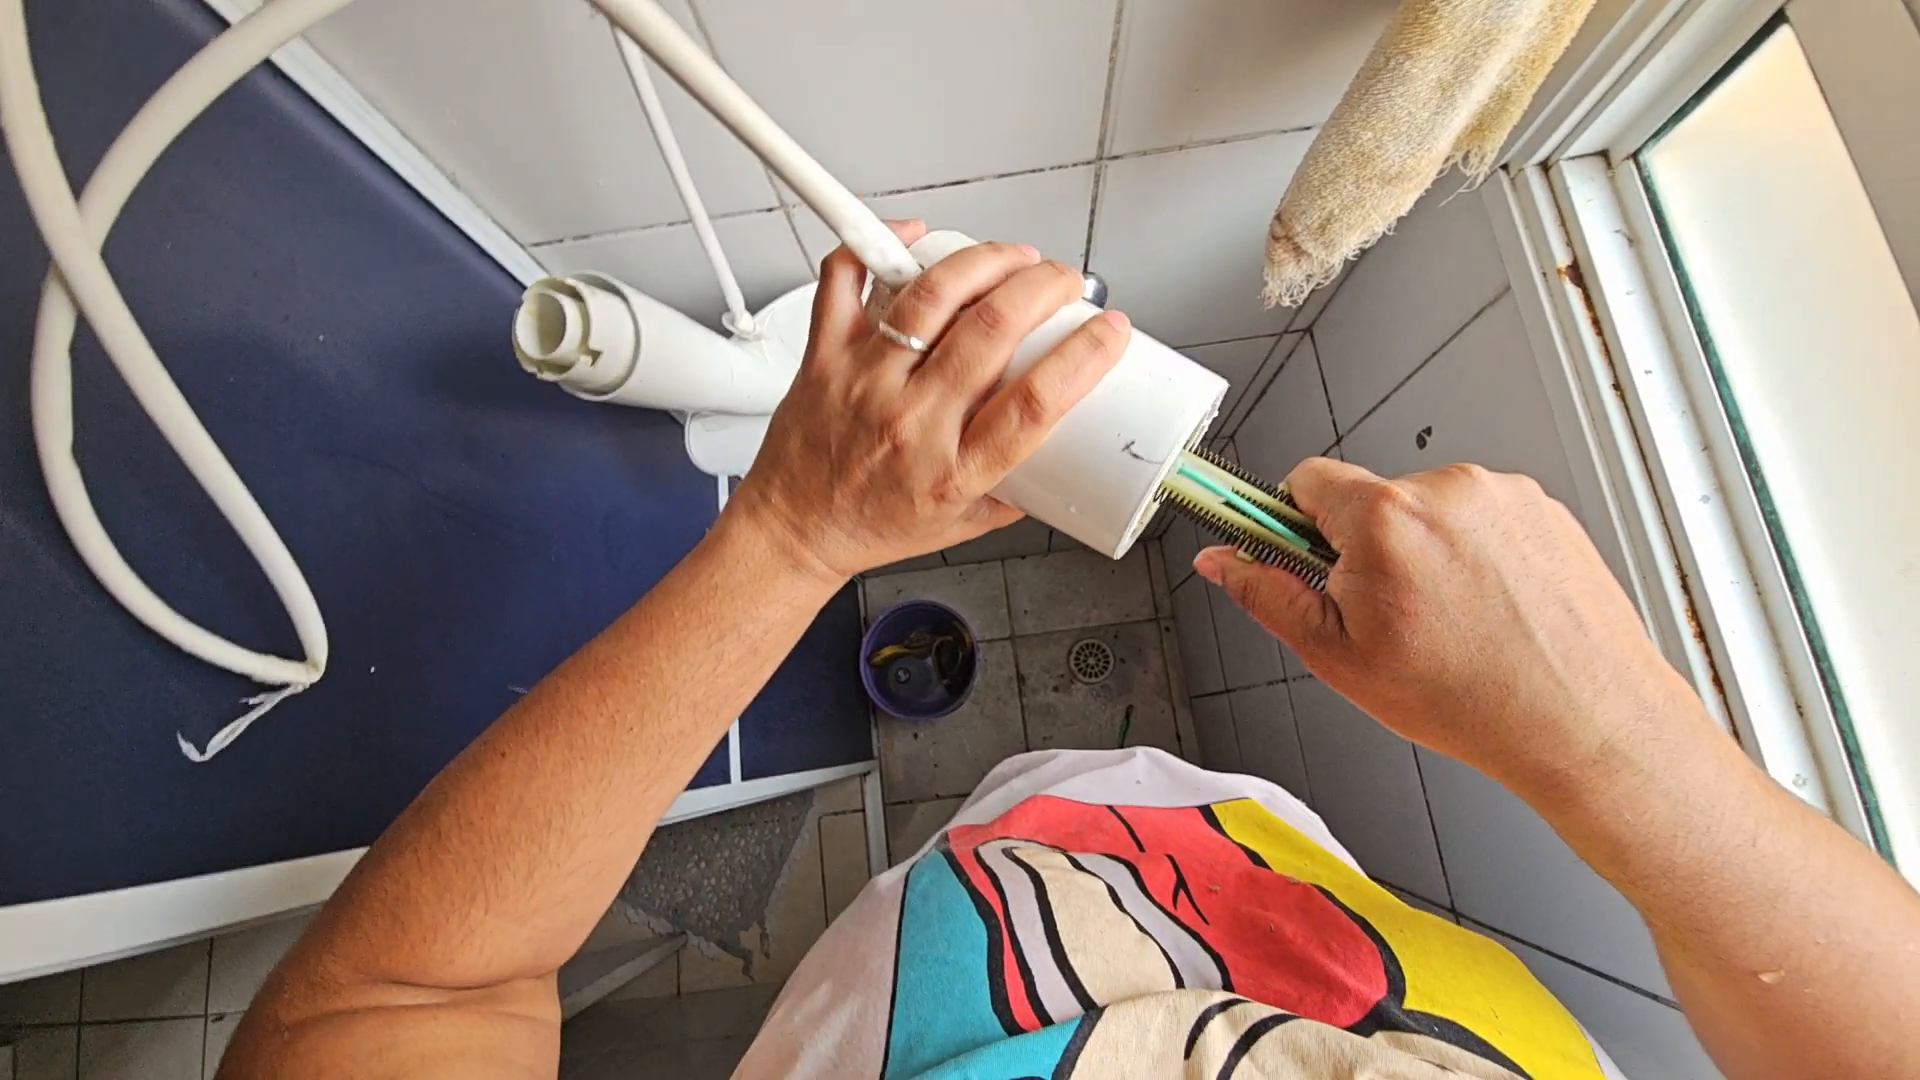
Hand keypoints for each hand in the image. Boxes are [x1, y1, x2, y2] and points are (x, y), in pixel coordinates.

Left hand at [725, 221, 1131, 580]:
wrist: (794, 531)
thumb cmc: (868, 528)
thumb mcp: (958, 526)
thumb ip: (1011, 497)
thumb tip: (1056, 468)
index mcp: (954, 470)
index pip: (1035, 402)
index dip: (1085, 355)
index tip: (1109, 330)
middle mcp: (912, 421)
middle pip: (992, 329)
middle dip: (1044, 286)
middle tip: (1062, 281)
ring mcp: (866, 382)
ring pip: (932, 295)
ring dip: (986, 260)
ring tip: (1013, 257)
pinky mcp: (827, 358)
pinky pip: (848, 280)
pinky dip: (882, 245)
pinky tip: (916, 236)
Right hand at [1194, 457, 1700, 796]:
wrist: (1588, 725)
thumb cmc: (1469, 698)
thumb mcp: (1335, 654)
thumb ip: (1266, 594)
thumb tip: (1225, 562)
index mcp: (1385, 518)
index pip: (1302, 480)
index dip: (1284, 518)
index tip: (1276, 535)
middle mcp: (1446, 490)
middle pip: (1360, 498)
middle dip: (1352, 544)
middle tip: (1373, 606)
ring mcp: (1501, 497)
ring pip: (1416, 508)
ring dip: (1410, 547)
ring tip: (1437, 613)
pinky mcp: (1541, 510)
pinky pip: (1470, 516)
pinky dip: (1461, 551)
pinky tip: (1476, 604)